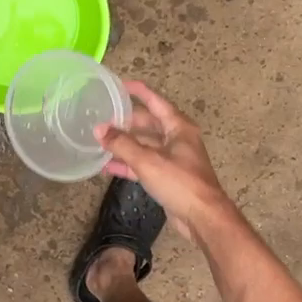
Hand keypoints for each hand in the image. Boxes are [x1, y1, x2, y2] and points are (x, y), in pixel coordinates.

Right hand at [96, 82, 241, 245]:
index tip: (119, 85)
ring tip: (100, 141)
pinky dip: (128, 164)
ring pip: (145, 145)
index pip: (155, 101)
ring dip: (125, 144)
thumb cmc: (179, 183)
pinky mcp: (168, 176)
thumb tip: (99, 129)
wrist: (202, 216)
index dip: (138, 91)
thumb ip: (121, 144)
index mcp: (178, 127)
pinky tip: (108, 167)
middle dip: (126, 121)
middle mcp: (177, 139)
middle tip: (103, 117)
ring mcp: (173, 158)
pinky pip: (144, 164)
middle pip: (148, 124)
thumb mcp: (147, 160)